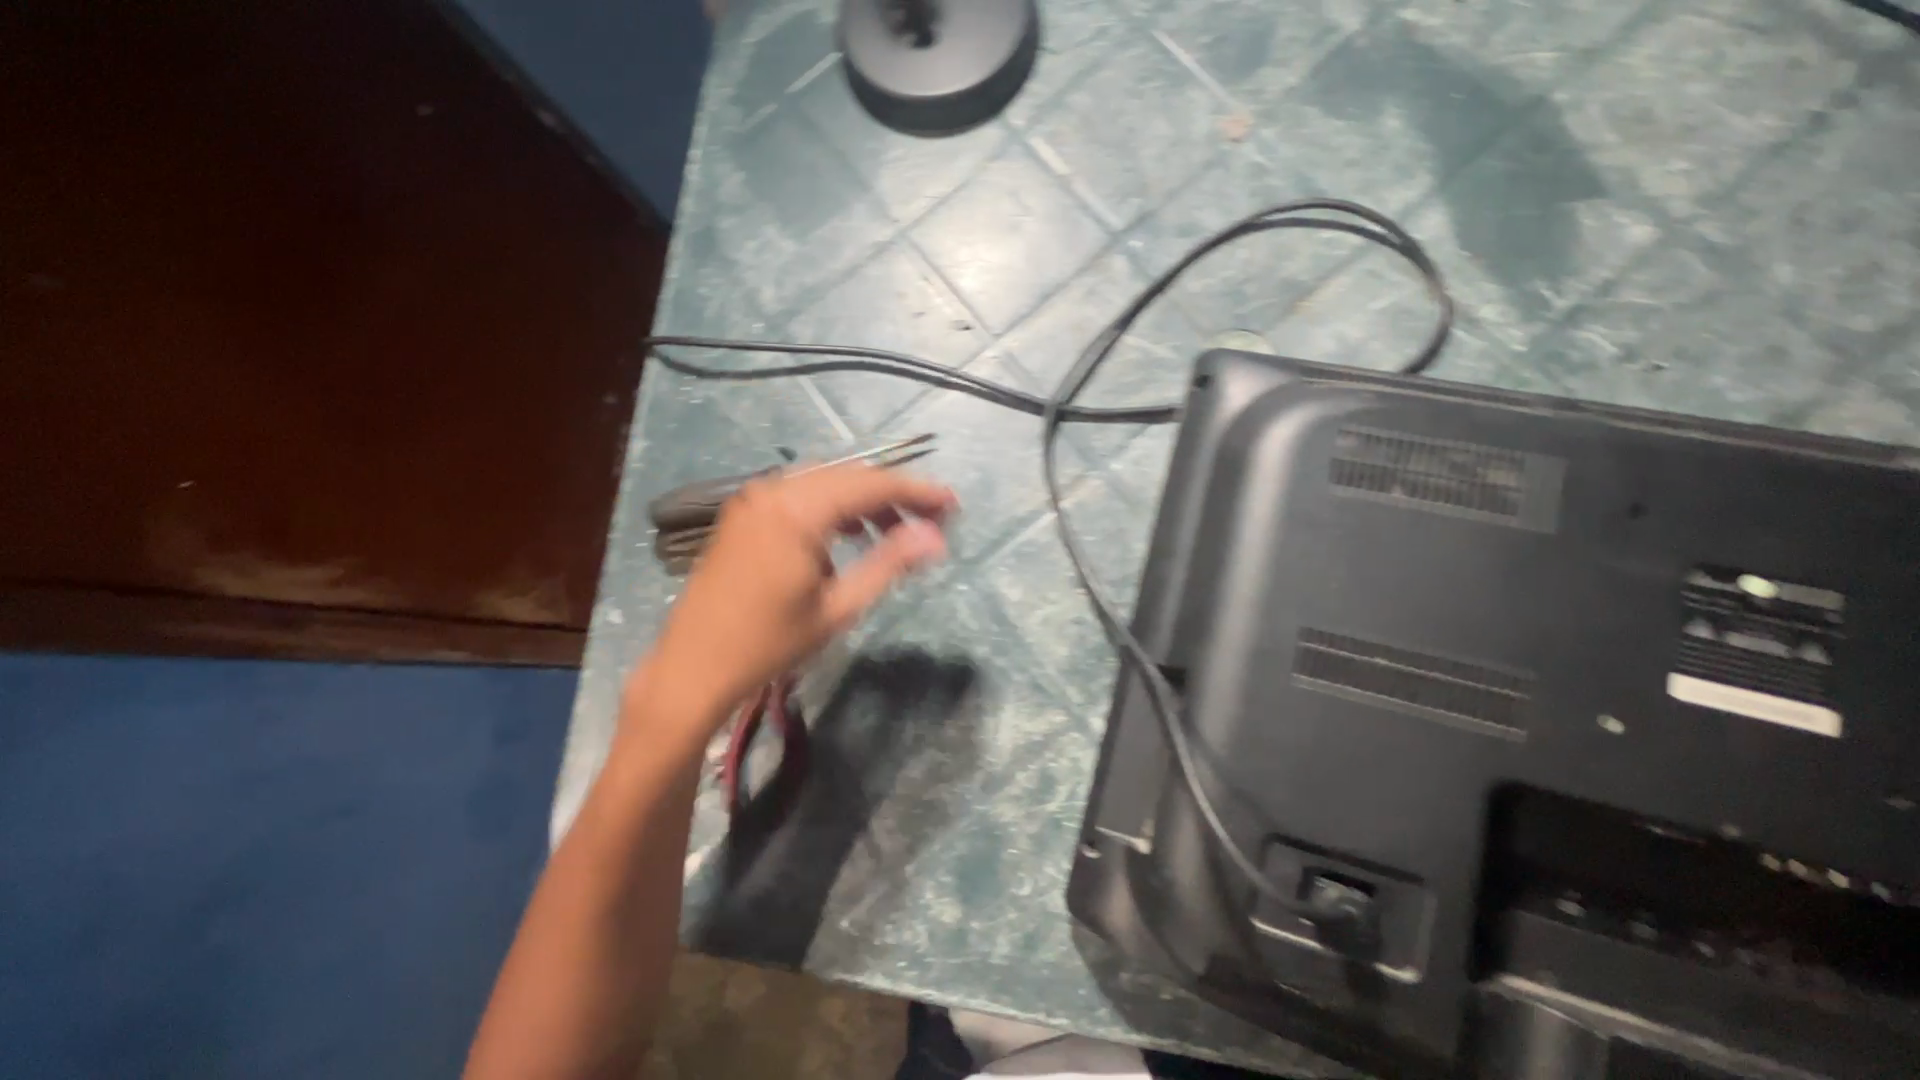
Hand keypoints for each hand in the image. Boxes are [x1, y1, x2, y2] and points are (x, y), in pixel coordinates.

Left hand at [635, 464, 956, 728]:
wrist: (693, 667)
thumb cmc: (769, 644)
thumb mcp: (838, 608)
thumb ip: (889, 564)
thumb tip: (936, 537)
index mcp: (797, 510)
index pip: (870, 484)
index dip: (916, 491)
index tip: (953, 505)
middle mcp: (773, 491)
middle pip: (848, 476)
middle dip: (893, 494)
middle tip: (932, 519)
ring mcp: (753, 501)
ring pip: (823, 483)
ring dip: (862, 500)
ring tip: (895, 530)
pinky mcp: (742, 515)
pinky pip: (798, 495)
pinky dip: (831, 507)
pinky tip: (850, 534)